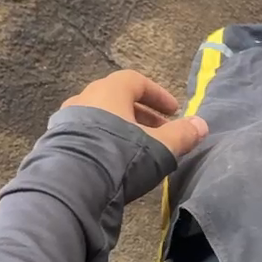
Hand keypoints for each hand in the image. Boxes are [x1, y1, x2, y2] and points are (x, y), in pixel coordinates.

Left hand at [60, 70, 207, 156]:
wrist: (76, 181)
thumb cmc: (123, 155)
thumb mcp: (162, 146)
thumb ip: (182, 134)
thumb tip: (201, 124)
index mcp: (109, 92)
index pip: (135, 81)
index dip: (158, 94)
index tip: (174, 111)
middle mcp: (85, 99)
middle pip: (117, 98)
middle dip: (142, 114)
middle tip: (160, 131)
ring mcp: (68, 121)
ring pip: (101, 117)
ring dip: (123, 128)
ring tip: (140, 148)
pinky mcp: (59, 142)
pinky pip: (88, 134)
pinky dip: (106, 140)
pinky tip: (117, 160)